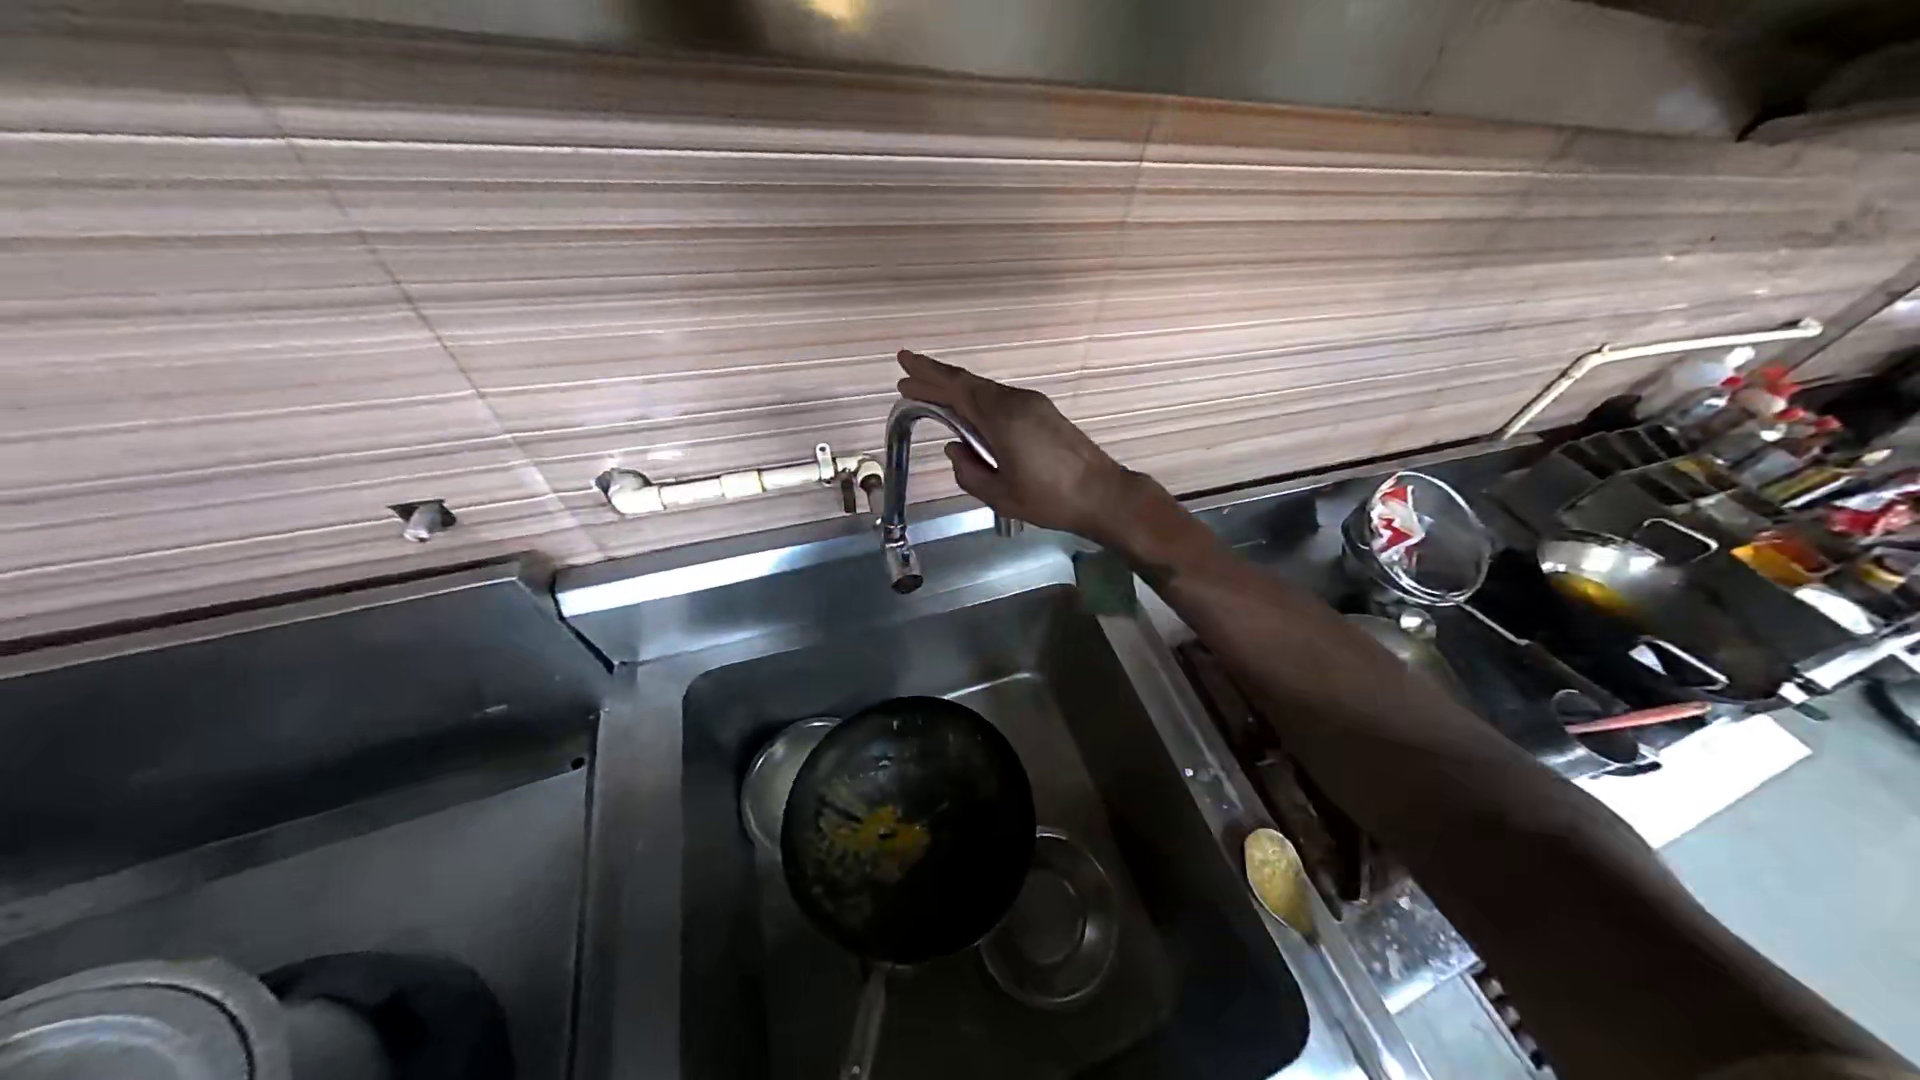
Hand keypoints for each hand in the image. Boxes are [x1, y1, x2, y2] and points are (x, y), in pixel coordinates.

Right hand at [895, 349, 1168, 551]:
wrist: (1103, 495)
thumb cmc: (1049, 499)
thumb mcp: (999, 494)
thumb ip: (968, 471)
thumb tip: (954, 447)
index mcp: (1002, 417)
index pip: (957, 389)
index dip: (928, 376)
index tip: (903, 365)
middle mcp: (1017, 401)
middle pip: (969, 385)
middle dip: (936, 380)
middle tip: (907, 379)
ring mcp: (1033, 404)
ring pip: (986, 392)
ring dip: (957, 392)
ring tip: (931, 397)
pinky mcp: (1044, 412)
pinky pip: (1001, 400)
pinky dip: (977, 402)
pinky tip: (969, 414)